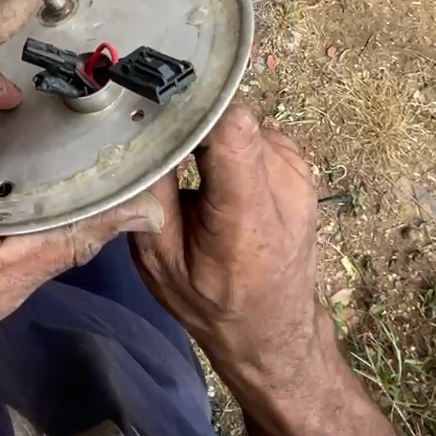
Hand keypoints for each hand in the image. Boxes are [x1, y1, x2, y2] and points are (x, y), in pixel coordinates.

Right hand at [131, 105, 412, 435]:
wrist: (274, 332)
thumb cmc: (209, 301)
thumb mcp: (158, 258)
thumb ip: (150, 194)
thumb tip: (135, 131)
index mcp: (247, 216)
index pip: (233, 130)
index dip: (193, 106)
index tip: (154, 104)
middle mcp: (284, 186)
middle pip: (229, 116)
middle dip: (189, 119)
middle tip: (156, 137)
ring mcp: (298, 172)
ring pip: (237, 117)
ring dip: (207, 130)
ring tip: (184, 160)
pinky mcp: (299, 164)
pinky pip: (250, 128)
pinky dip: (225, 138)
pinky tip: (212, 167)